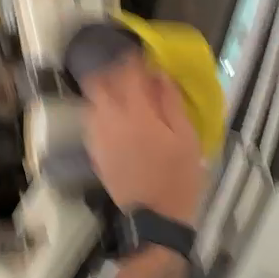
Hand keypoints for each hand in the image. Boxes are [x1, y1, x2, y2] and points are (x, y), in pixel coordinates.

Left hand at [80, 54, 203, 224]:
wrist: (156, 219)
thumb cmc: (179, 177)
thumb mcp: (187, 138)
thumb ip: (171, 103)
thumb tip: (160, 76)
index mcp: (137, 114)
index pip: (127, 73)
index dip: (134, 60)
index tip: (145, 58)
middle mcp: (110, 121)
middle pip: (98, 83)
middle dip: (112, 73)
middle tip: (130, 76)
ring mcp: (98, 138)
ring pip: (91, 102)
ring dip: (105, 93)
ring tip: (124, 98)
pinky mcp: (95, 154)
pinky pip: (92, 123)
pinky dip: (102, 114)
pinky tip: (118, 122)